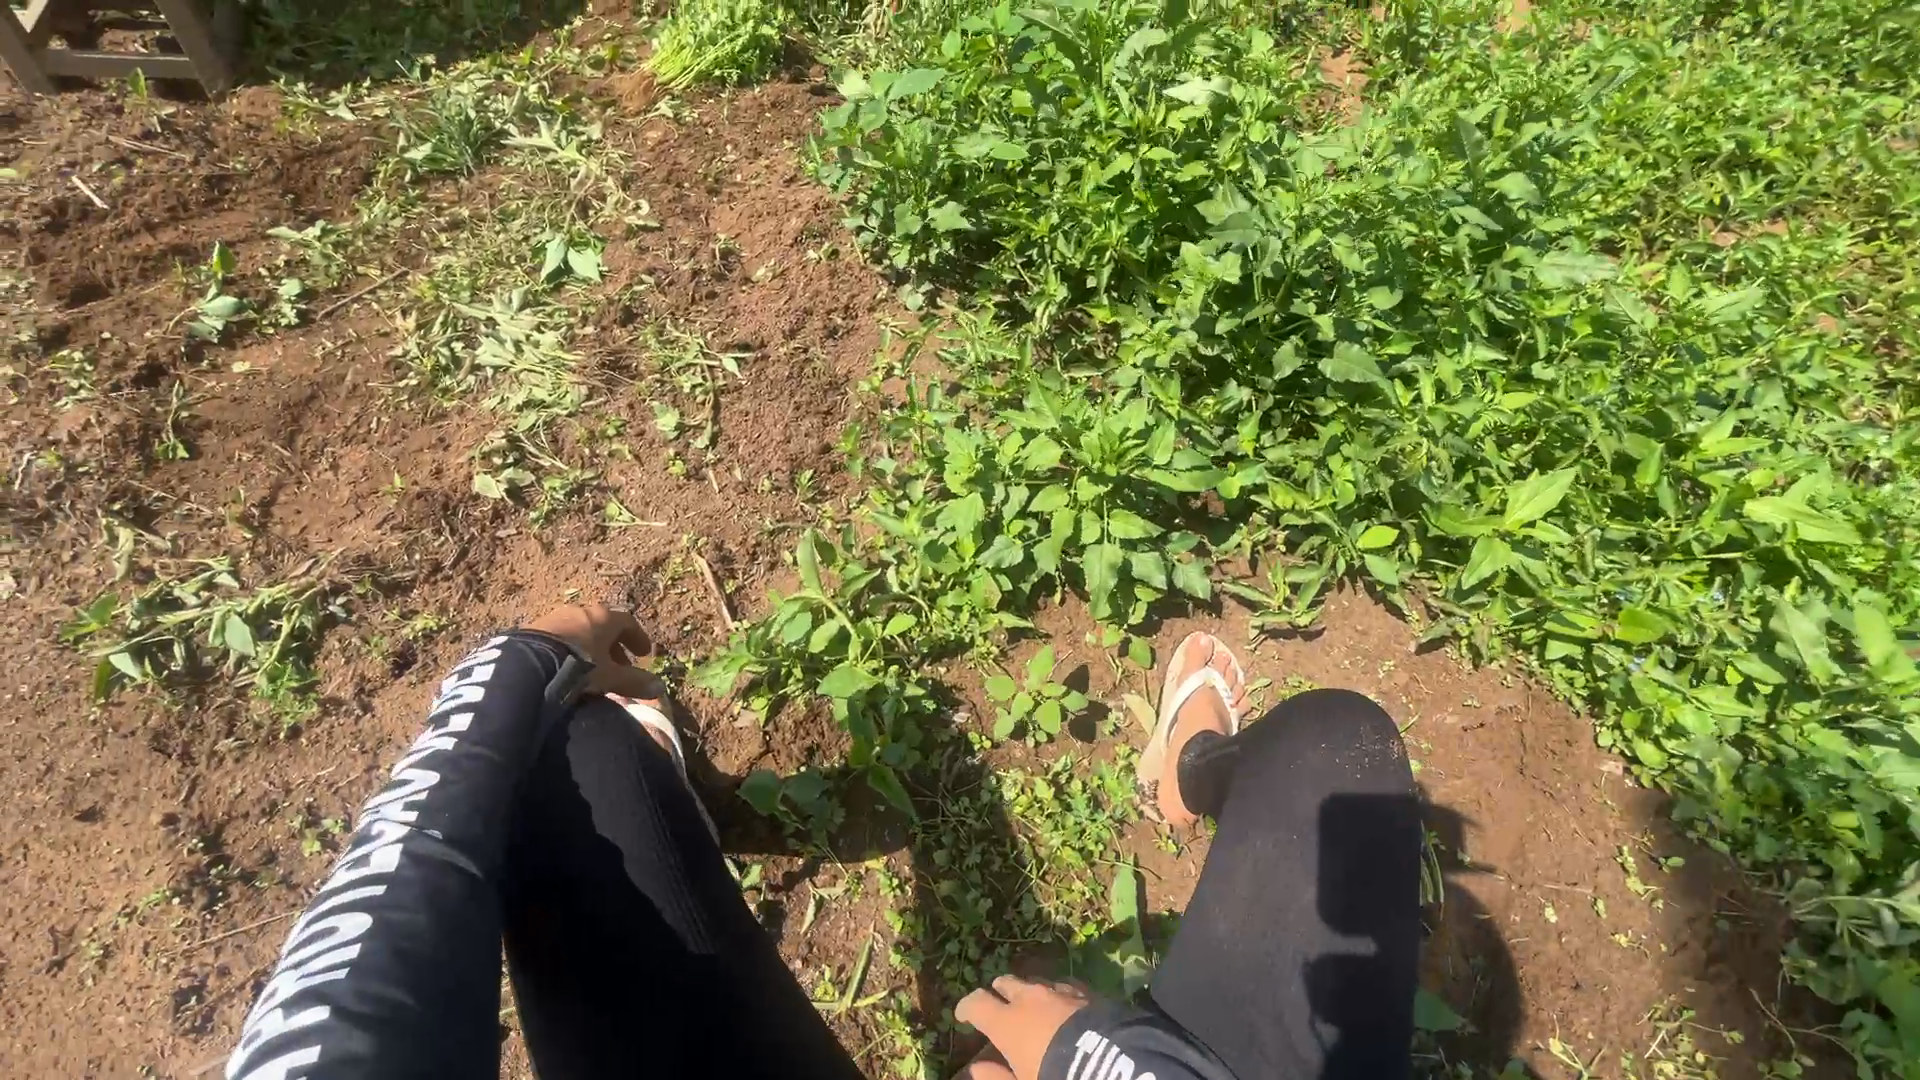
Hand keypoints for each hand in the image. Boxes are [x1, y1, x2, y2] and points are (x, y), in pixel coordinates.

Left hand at [525, 603, 657, 698]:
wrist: (528, 664)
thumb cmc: (580, 665)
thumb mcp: (610, 676)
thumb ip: (634, 681)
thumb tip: (659, 688)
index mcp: (604, 617)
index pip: (628, 623)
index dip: (638, 638)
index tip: (644, 654)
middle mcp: (582, 612)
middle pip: (603, 626)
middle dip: (614, 646)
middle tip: (619, 665)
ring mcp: (555, 618)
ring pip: (580, 632)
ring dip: (591, 648)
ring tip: (592, 670)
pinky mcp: (532, 630)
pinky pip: (560, 639)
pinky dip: (570, 651)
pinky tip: (567, 668)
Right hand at [955, 976, 1090, 1079]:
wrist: (1111, 1065)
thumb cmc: (1057, 1079)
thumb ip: (997, 1078)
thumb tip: (976, 1069)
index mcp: (1008, 1023)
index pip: (978, 1004)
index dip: (967, 1007)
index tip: (962, 1014)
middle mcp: (1029, 999)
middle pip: (1007, 984)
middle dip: (1000, 991)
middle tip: (998, 1002)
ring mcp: (1059, 992)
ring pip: (1036, 984)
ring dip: (1029, 993)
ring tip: (1031, 1005)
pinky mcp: (1085, 994)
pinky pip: (1063, 988)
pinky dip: (1056, 995)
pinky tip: (1062, 1006)